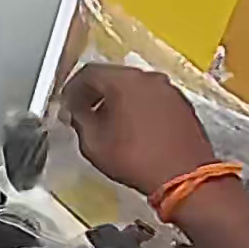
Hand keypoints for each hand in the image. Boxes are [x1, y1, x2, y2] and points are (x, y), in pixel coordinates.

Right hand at [62, 64, 216, 195]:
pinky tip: (128, 126)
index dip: (71, 87)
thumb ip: (79, 118)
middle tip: (80, 110)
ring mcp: (168, 89)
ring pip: (133, 85)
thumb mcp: (92, 141)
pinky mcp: (181, 103)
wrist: (182, 175)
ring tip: (103, 121)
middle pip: (112, 75)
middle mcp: (148, 78)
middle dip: (92, 91)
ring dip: (114, 98)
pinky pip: (150, 96)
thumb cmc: (132, 157)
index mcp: (124, 82)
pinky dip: (134, 105)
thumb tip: (76, 110)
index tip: (65, 104)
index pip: (89, 72)